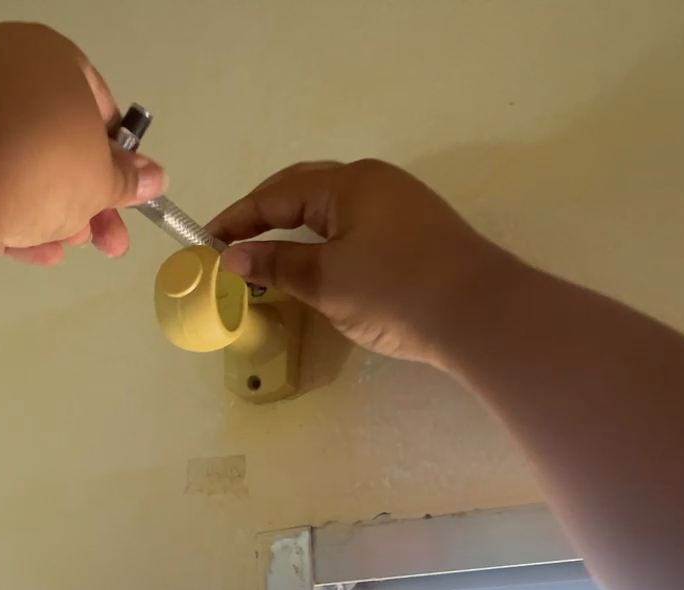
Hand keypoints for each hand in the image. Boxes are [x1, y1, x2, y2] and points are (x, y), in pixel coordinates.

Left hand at [0, 23, 167, 264]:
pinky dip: (5, 214)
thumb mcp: (102, 178)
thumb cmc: (46, 160)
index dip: (115, 159)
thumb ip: (127, 180)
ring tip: (59, 249)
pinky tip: (24, 249)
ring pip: (17, 167)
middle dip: (85, 202)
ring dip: (48, 215)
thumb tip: (154, 177)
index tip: (122, 198)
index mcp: (51, 56)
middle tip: (103, 242)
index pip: (95, 105)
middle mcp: (1, 68)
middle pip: (55, 143)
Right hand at [208, 160, 524, 365]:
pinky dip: (320, 238)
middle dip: (263, 214)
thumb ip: (276, 265)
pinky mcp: (411, 230)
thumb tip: (232, 257)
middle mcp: (372, 181)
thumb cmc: (394, 291)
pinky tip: (313, 259)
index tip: (206, 242)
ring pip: (329, 207)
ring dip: (292, 226)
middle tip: (232, 243)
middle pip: (302, 189)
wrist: (478, 313)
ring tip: (265, 252)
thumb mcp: (326, 280)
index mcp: (347, 184)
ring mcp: (396, 204)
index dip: (238, 218)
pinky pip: (350, 223)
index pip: (276, 194)